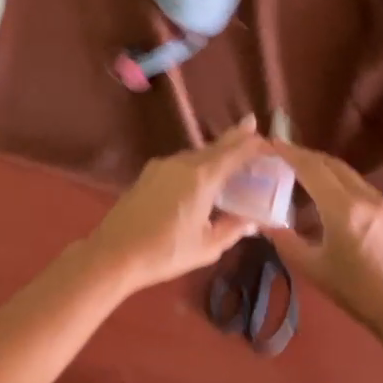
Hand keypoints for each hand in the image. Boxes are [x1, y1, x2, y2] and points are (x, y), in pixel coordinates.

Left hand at [87, 119, 267, 290]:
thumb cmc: (165, 252)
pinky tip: (200, 177)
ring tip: (230, 157)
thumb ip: (232, 229)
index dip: (252, 144)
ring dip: (213, 154)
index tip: (268, 140)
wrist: (114, 253)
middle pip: (214, 148)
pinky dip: (196, 164)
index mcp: (201, 178)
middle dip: (234, 140)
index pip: (233, 153)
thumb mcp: (207, 246)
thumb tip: (251, 220)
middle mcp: (181, 164)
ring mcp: (161, 167)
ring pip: (195, 155)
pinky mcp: (147, 175)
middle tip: (251, 129)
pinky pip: (179, 163)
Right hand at [268, 142, 382, 354]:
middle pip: (332, 164)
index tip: (271, 144)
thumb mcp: (314, 270)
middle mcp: (368, 198)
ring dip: (325, 171)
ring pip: (350, 176)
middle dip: (306, 157)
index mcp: (344, 210)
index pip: (312, 168)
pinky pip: (364, 190)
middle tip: (283, 156)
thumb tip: (265, 224)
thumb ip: (286, 241)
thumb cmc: (361, 295)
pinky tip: (334, 203)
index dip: (290, 153)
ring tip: (305, 177)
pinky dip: (343, 187)